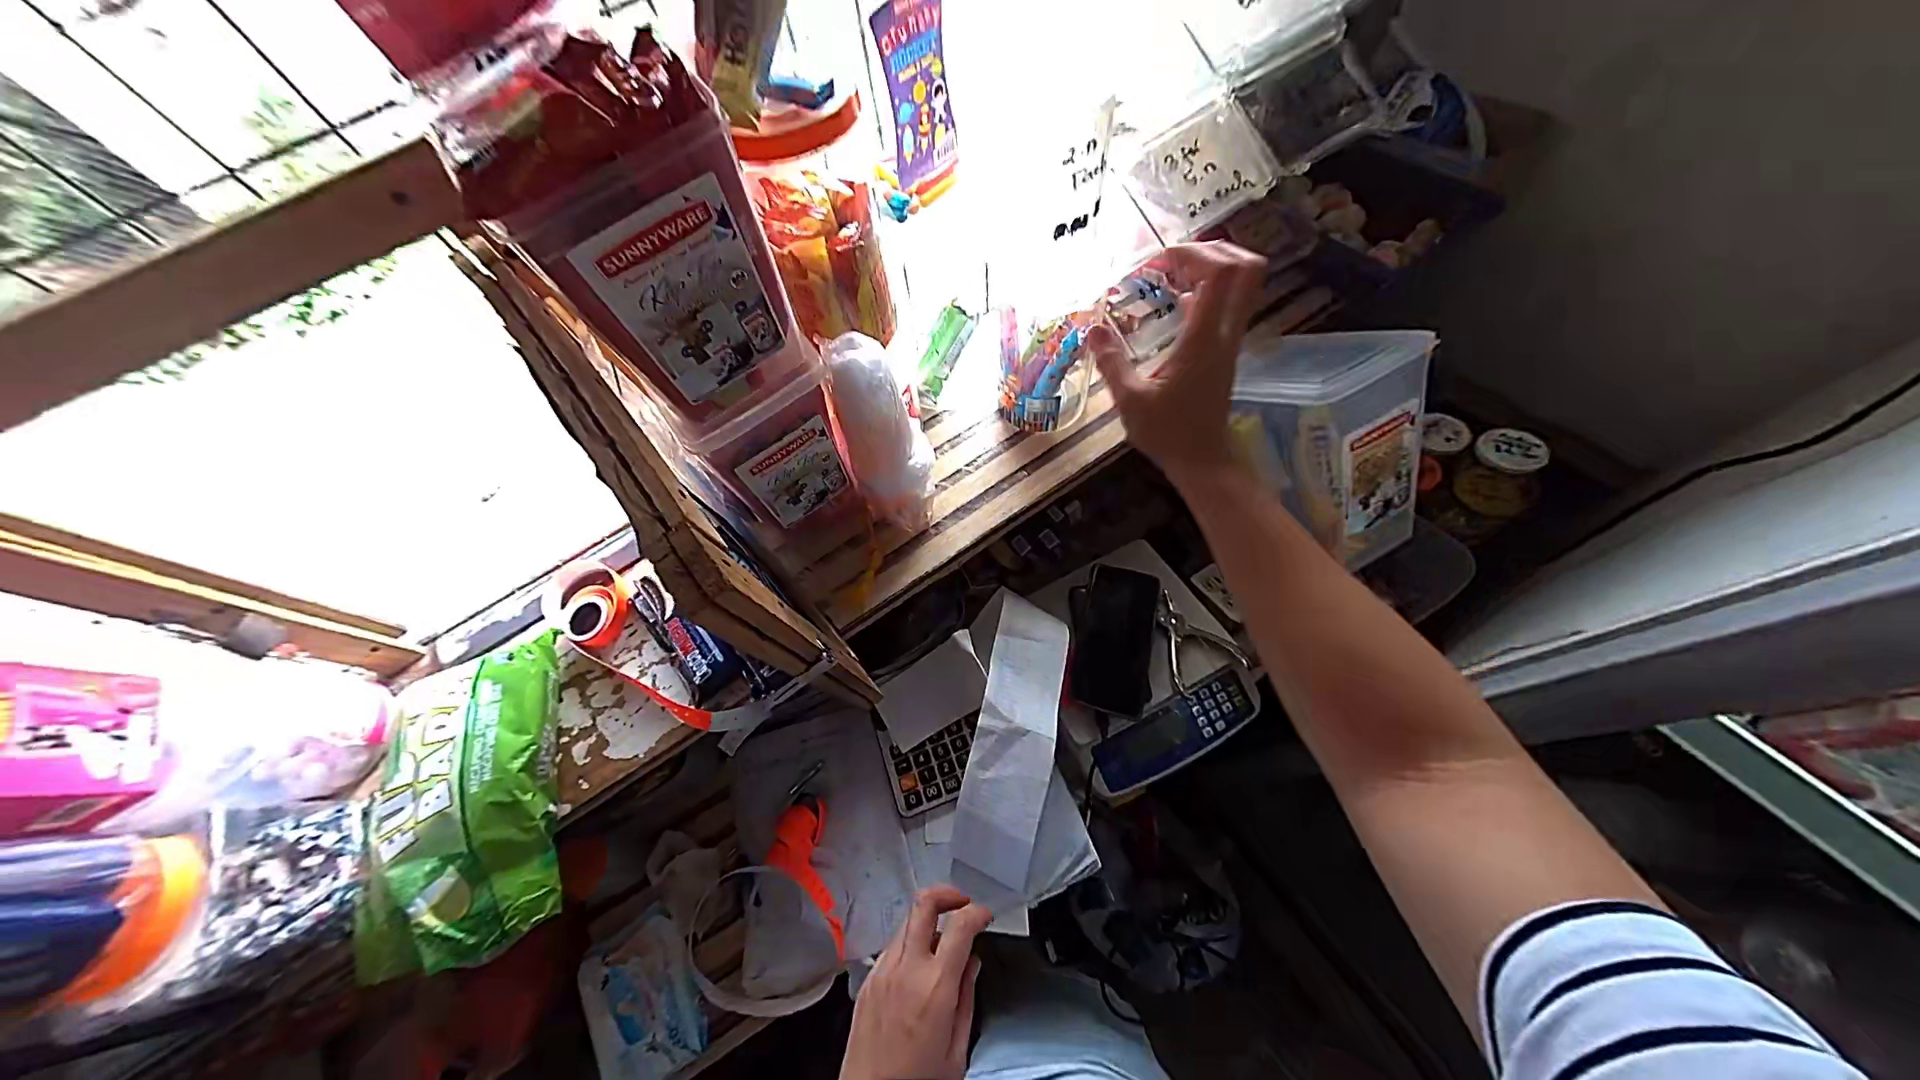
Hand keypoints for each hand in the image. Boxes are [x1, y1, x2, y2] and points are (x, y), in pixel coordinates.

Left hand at [840, 886, 991, 1079]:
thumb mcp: (956, 1050)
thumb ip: (966, 998)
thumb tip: (971, 963)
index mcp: (936, 987)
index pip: (960, 925)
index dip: (977, 912)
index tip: (985, 915)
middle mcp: (906, 970)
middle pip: (923, 904)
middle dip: (946, 894)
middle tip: (962, 903)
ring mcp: (883, 971)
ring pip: (907, 922)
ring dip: (927, 920)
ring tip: (942, 940)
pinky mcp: (868, 981)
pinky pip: (892, 946)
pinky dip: (909, 943)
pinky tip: (918, 964)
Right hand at [1089, 241, 1267, 485]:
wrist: (1202, 459)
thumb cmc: (1168, 433)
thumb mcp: (1130, 401)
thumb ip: (1112, 363)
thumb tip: (1092, 329)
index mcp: (1203, 340)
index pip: (1219, 274)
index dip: (1192, 253)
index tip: (1156, 262)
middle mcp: (1224, 332)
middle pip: (1245, 267)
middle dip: (1210, 250)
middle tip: (1171, 260)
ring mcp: (1229, 339)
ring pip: (1244, 282)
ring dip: (1213, 265)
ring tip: (1174, 272)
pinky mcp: (1225, 348)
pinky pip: (1230, 301)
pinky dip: (1210, 287)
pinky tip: (1179, 298)